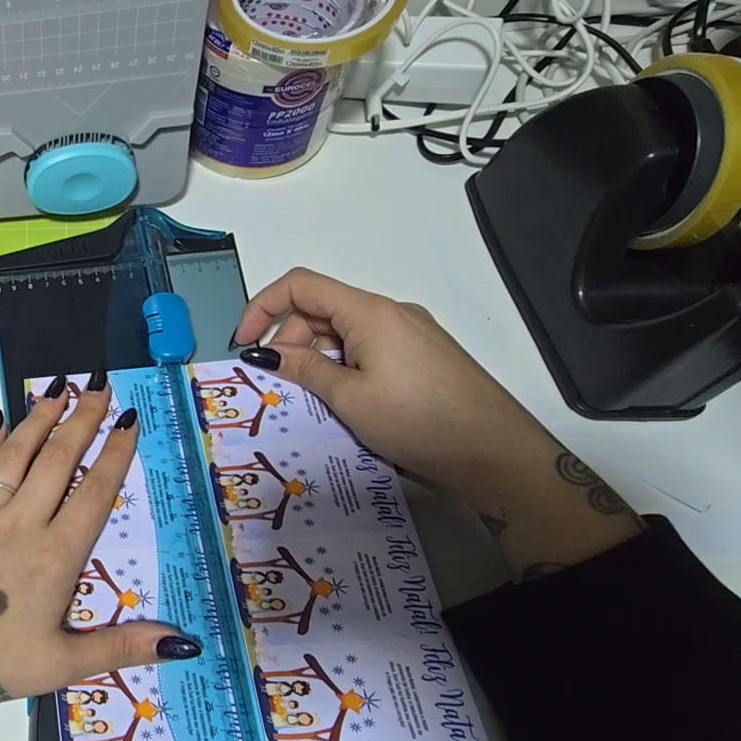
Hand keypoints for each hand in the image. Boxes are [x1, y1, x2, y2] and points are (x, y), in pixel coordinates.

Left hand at [0, 374, 198, 727]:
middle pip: (58, 460)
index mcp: (56, 556)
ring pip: (15, 455)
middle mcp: (20, 524)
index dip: (115, 453)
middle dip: (82, 420)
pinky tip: (0, 425)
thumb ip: (122, 646)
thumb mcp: (62, 664)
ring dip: (39, 419)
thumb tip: (183, 644)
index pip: (95, 493)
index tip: (129, 420)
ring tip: (58, 389)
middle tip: (99, 386)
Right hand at [231, 268, 643, 579]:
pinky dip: (340, 365)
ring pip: (342, 331)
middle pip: (320, 309)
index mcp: (370, 312)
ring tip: (309, 398)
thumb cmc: (416, 420)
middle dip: (288, 339)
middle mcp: (390, 312)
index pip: (301, 286)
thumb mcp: (349, 398)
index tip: (244, 343)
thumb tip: (266, 353)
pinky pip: (365, 348)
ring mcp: (409, 333)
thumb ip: (304, 369)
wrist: (496, 454)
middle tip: (279, 382)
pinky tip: (339, 399)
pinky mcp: (420, 356)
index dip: (262, 307)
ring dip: (314, 356)